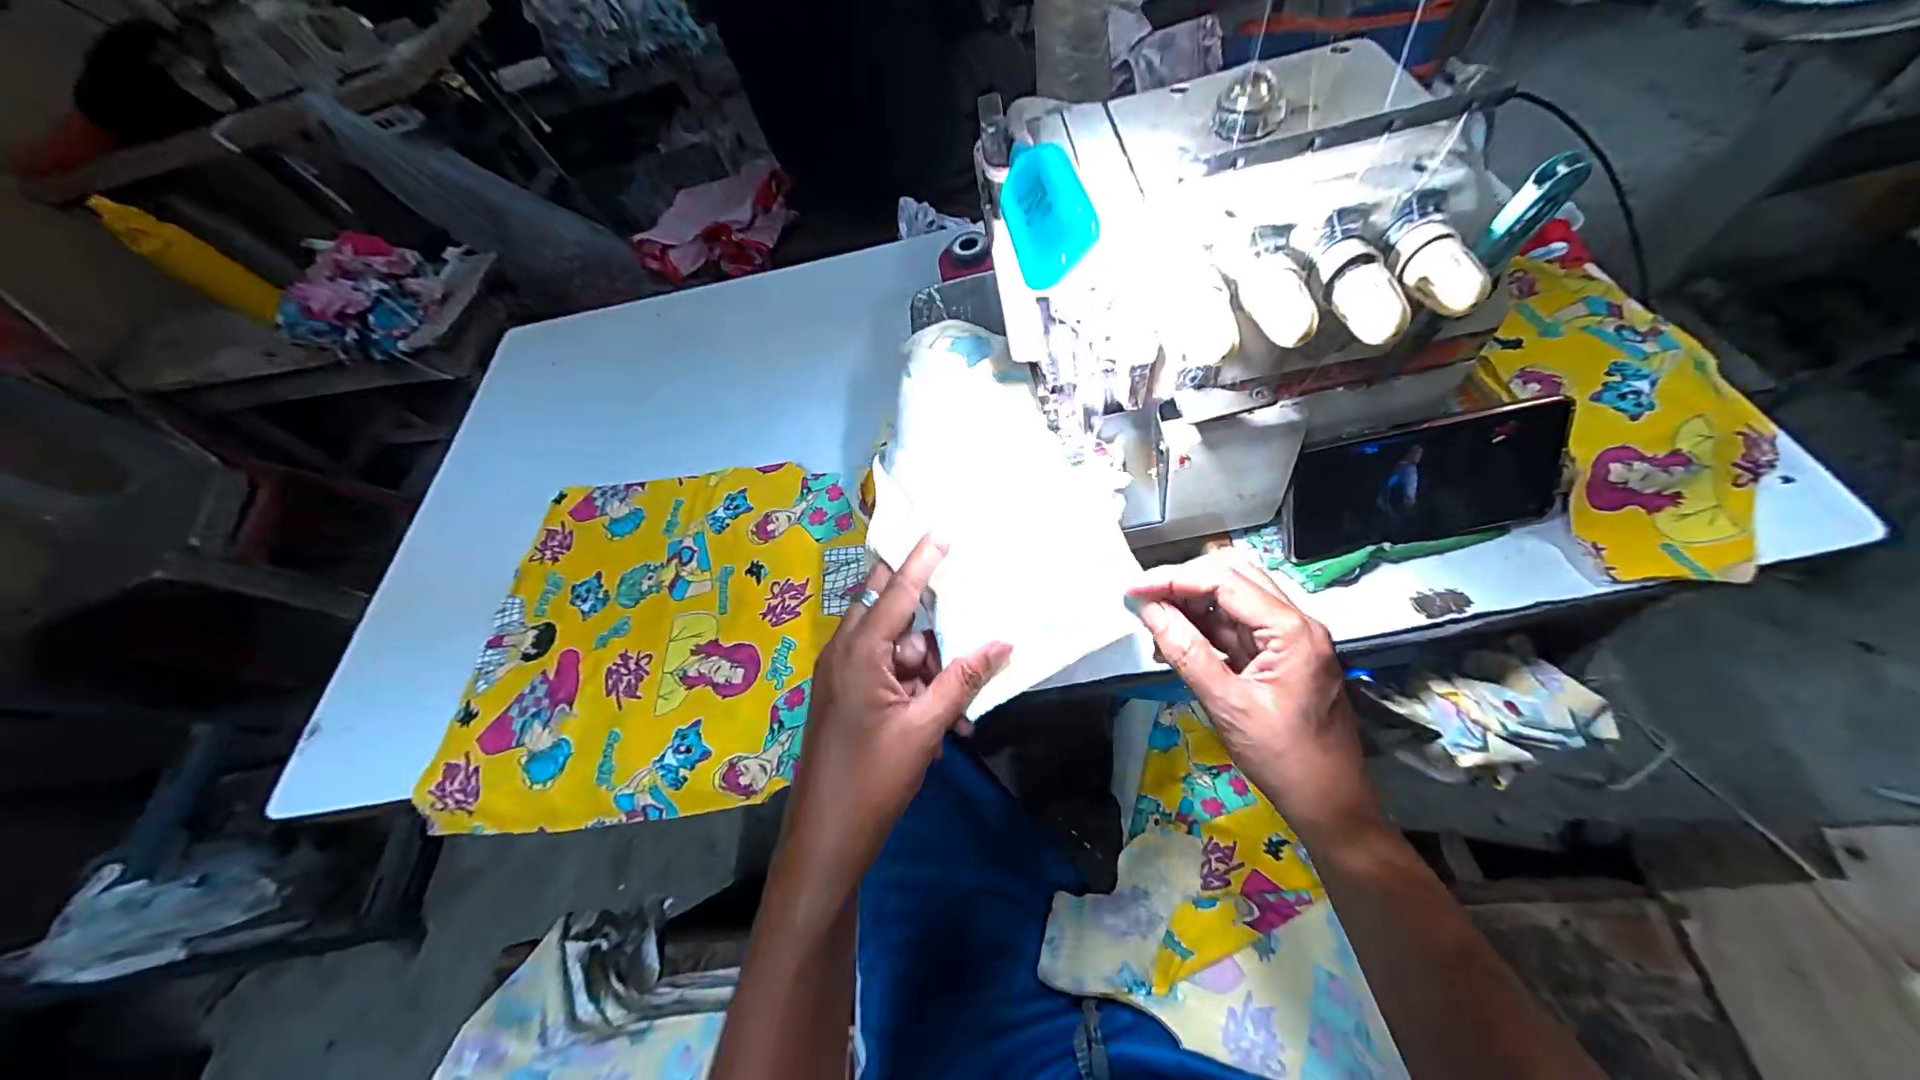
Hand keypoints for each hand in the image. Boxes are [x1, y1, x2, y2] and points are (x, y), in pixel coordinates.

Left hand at [777, 534, 1011, 908]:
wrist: (826, 838)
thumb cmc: (873, 779)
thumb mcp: (925, 727)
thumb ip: (962, 679)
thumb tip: (1003, 643)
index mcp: (858, 652)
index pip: (895, 591)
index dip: (921, 560)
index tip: (941, 531)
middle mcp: (846, 654)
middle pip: (897, 619)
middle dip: (933, 630)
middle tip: (965, 626)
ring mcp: (845, 678)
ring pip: (899, 654)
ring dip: (932, 675)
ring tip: (961, 714)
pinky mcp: (850, 700)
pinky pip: (890, 679)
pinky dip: (918, 693)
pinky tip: (946, 724)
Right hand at [1128, 551, 1367, 824]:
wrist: (1329, 800)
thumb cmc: (1285, 758)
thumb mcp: (1228, 705)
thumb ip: (1187, 653)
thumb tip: (1151, 611)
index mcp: (1292, 631)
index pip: (1225, 582)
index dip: (1174, 579)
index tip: (1135, 590)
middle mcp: (1295, 623)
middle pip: (1233, 577)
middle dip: (1183, 583)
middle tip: (1143, 600)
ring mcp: (1288, 638)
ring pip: (1233, 598)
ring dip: (1191, 603)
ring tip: (1154, 620)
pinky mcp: (1277, 654)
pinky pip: (1235, 625)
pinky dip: (1202, 626)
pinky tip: (1175, 639)